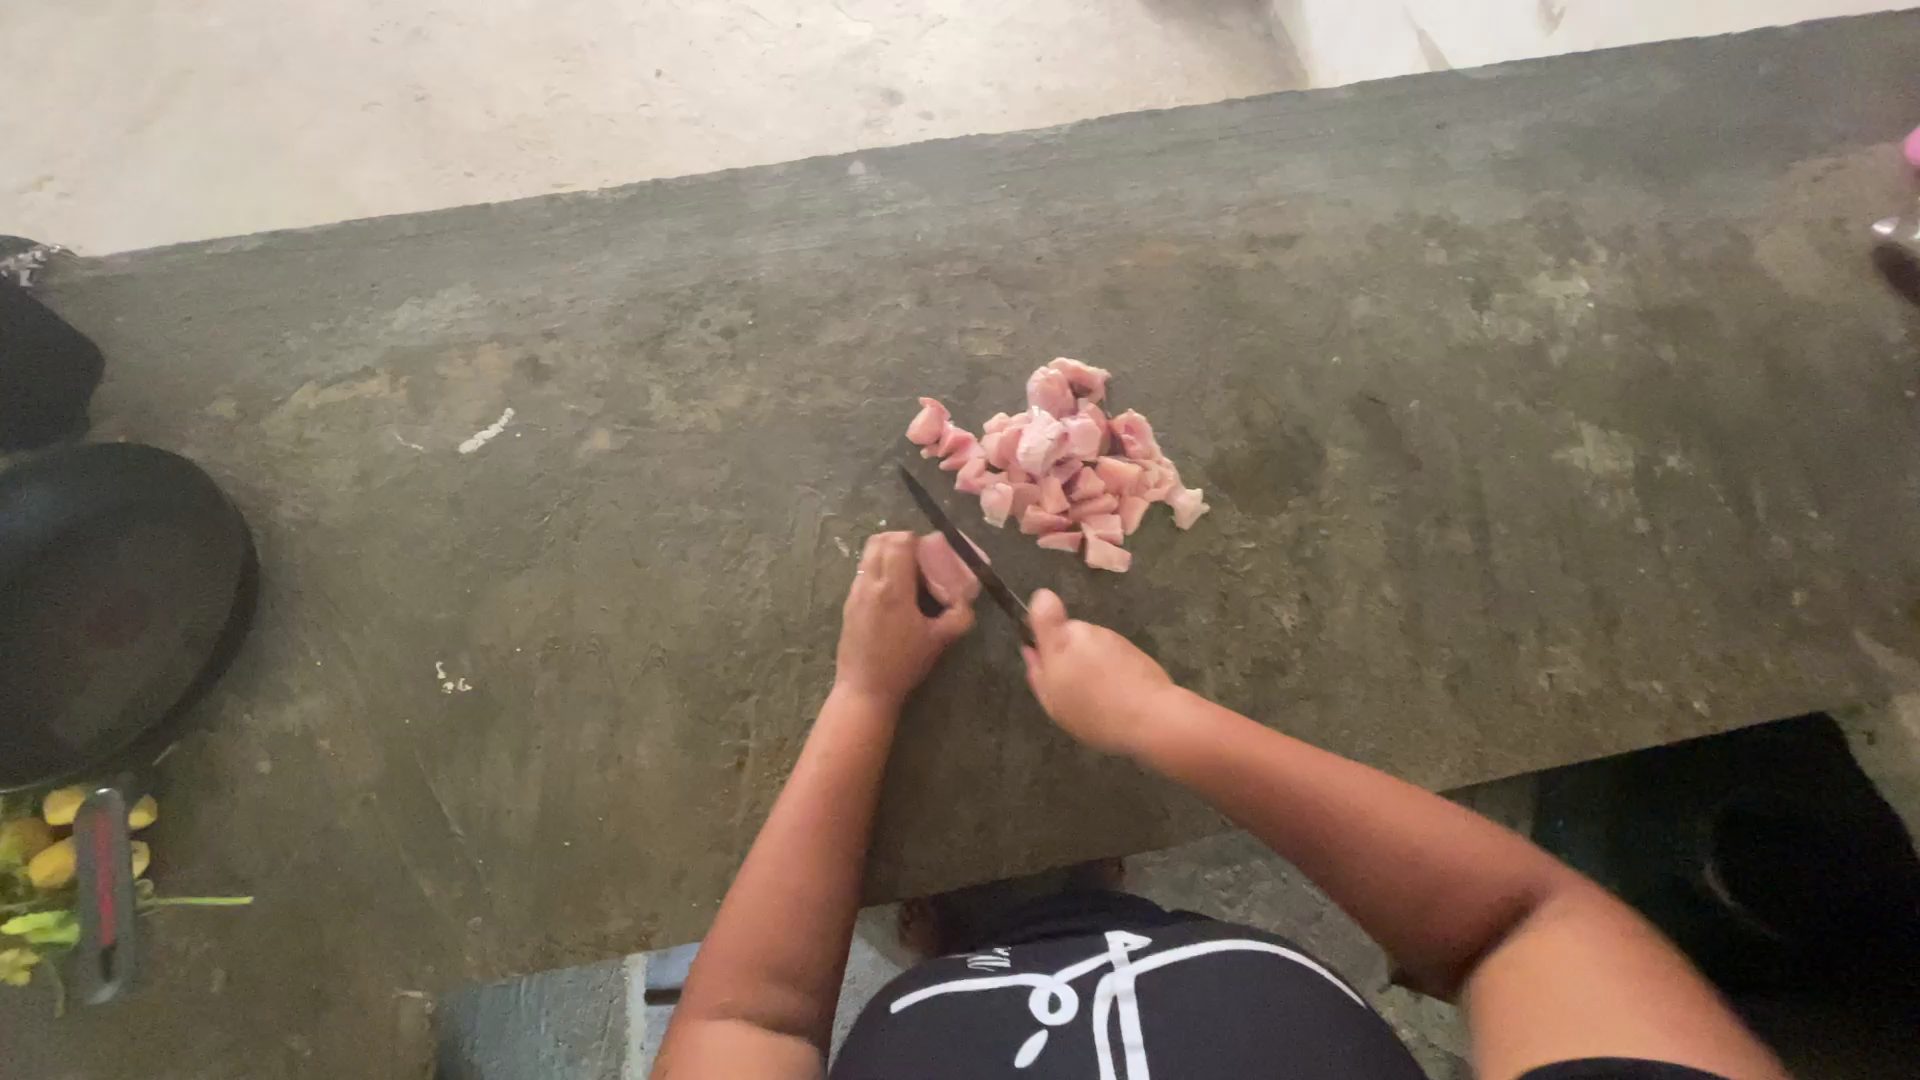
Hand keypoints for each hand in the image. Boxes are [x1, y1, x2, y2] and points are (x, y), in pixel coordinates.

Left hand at [834, 532, 974, 705]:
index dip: (917, 540)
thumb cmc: (904, 664)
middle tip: (919, 558)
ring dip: (887, 554)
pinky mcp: (848, 603)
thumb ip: (959, 615)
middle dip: (901, 541)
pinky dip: (877, 570)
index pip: (900, 541)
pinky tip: (892, 593)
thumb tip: (966, 599)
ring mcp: (855, 592)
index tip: (930, 554)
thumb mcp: (940, 640)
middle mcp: (870, 583)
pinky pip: (863, 572)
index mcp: (893, 588)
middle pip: (879, 540)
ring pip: (868, 554)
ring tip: (906, 574)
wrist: (865, 689)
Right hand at [1020, 589, 1175, 754]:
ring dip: (1090, 663)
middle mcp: (1085, 632)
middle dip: (1068, 654)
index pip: (1044, 608)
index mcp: (1059, 642)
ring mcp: (1111, 638)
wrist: (1151, 718)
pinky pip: (1111, 654)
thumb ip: (1037, 672)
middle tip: (1074, 688)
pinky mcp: (1132, 647)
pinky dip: (1110, 669)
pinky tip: (1117, 694)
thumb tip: (1030, 649)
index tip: (1041, 640)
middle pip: (1068, 635)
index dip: (1039, 614)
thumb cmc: (1094, 713)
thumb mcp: (1053, 702)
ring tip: (1099, 696)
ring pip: (1091, 645)